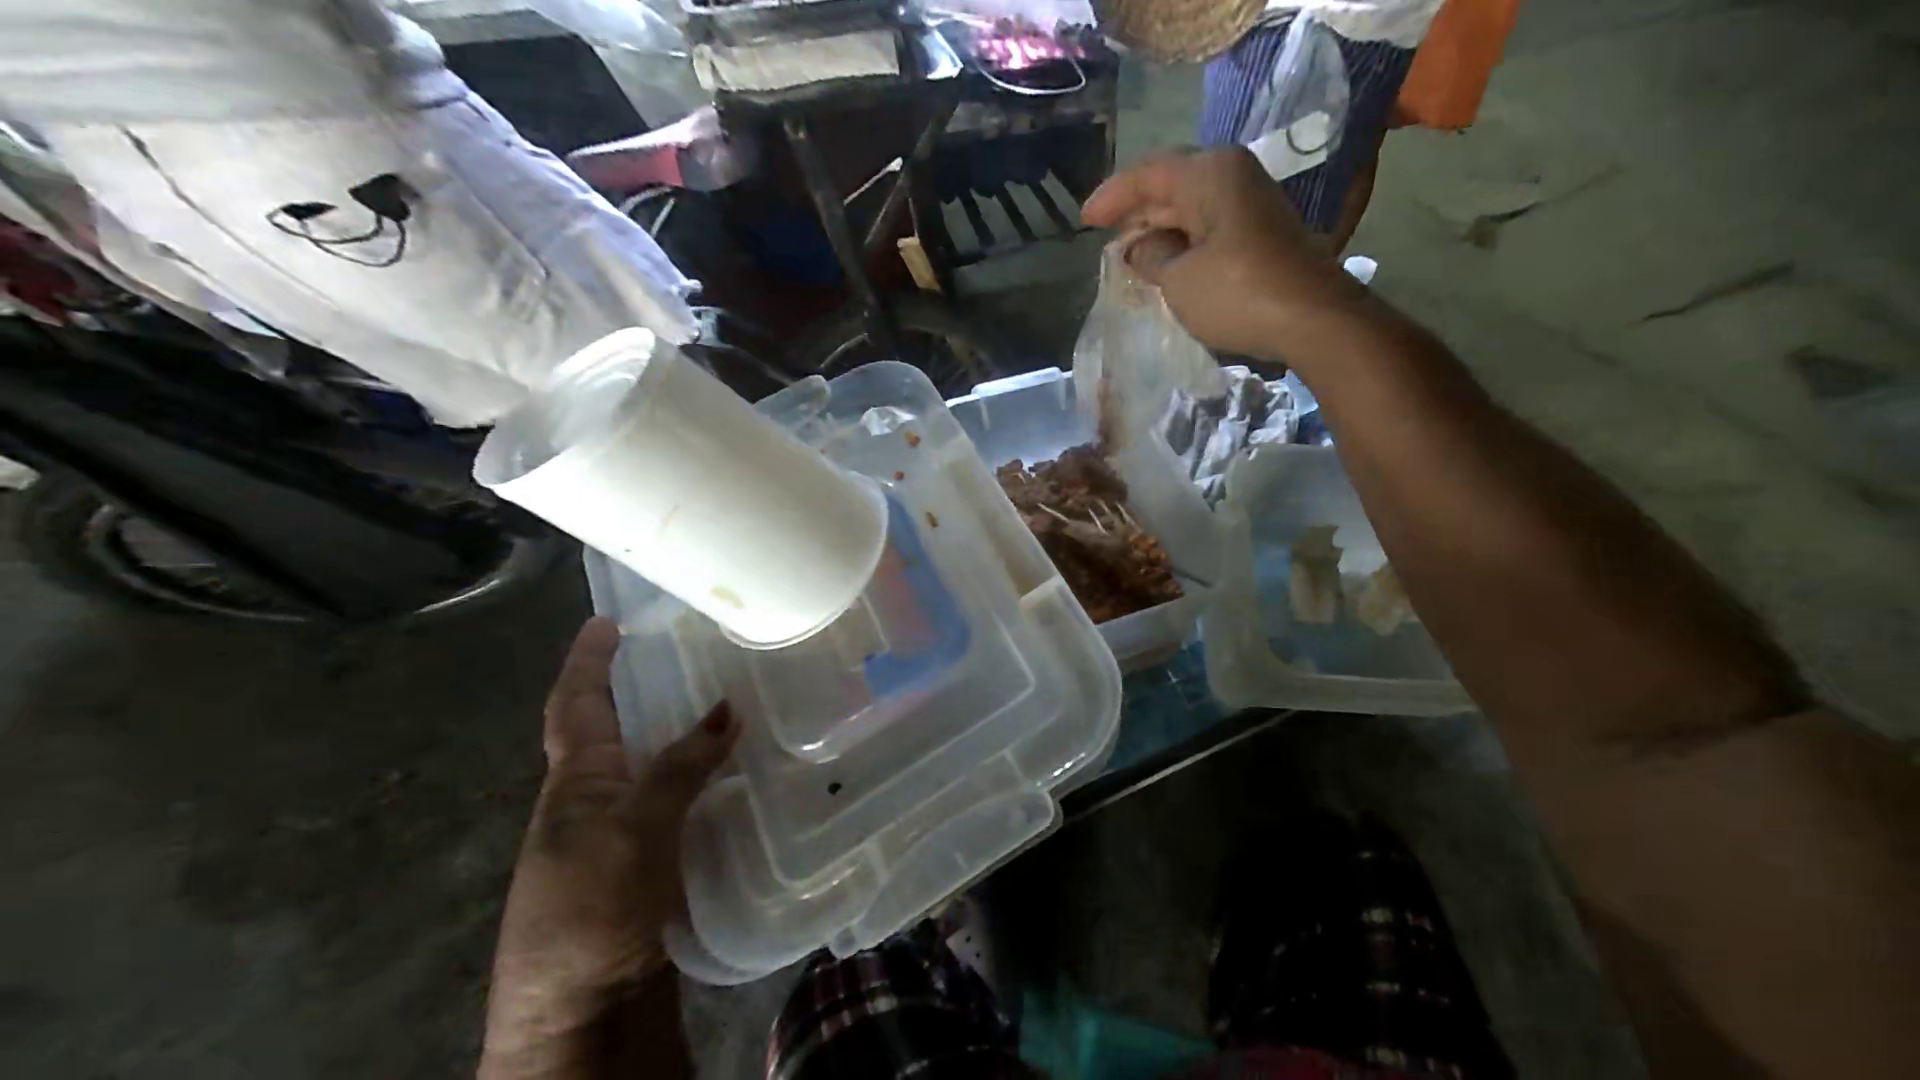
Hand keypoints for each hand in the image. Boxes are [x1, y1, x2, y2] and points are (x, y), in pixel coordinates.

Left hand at [479, 617, 736, 1077]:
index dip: (588, 661)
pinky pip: (673, 807)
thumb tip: (727, 708)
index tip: (605, 620)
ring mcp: (620, 840)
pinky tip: (733, 780)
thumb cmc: (590, 914)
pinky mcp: (648, 871)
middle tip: (676, 654)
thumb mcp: (632, 831)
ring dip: (674, 735)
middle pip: (609, 733)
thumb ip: (679, 769)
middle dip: (632, 690)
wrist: (583, 1023)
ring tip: (719, 703)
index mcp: (574, 786)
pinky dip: (697, 782)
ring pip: (648, 770)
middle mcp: (592, 806)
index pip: (575, 706)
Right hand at [1081, 148, 1368, 363]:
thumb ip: (1149, 255)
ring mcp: (1250, 201)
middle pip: (1170, 185)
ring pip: (1189, 206)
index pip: (1147, 173)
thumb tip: (1140, 247)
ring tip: (1128, 253)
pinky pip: (1208, 224)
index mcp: (1209, 173)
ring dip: (1158, 228)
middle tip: (1104, 237)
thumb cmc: (1237, 292)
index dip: (1111, 197)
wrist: (1311, 318)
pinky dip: (1181, 240)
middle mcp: (1232, 175)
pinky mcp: (1259, 229)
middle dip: (1135, 212)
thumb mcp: (1177, 278)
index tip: (1084, 221)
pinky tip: (1163, 261)